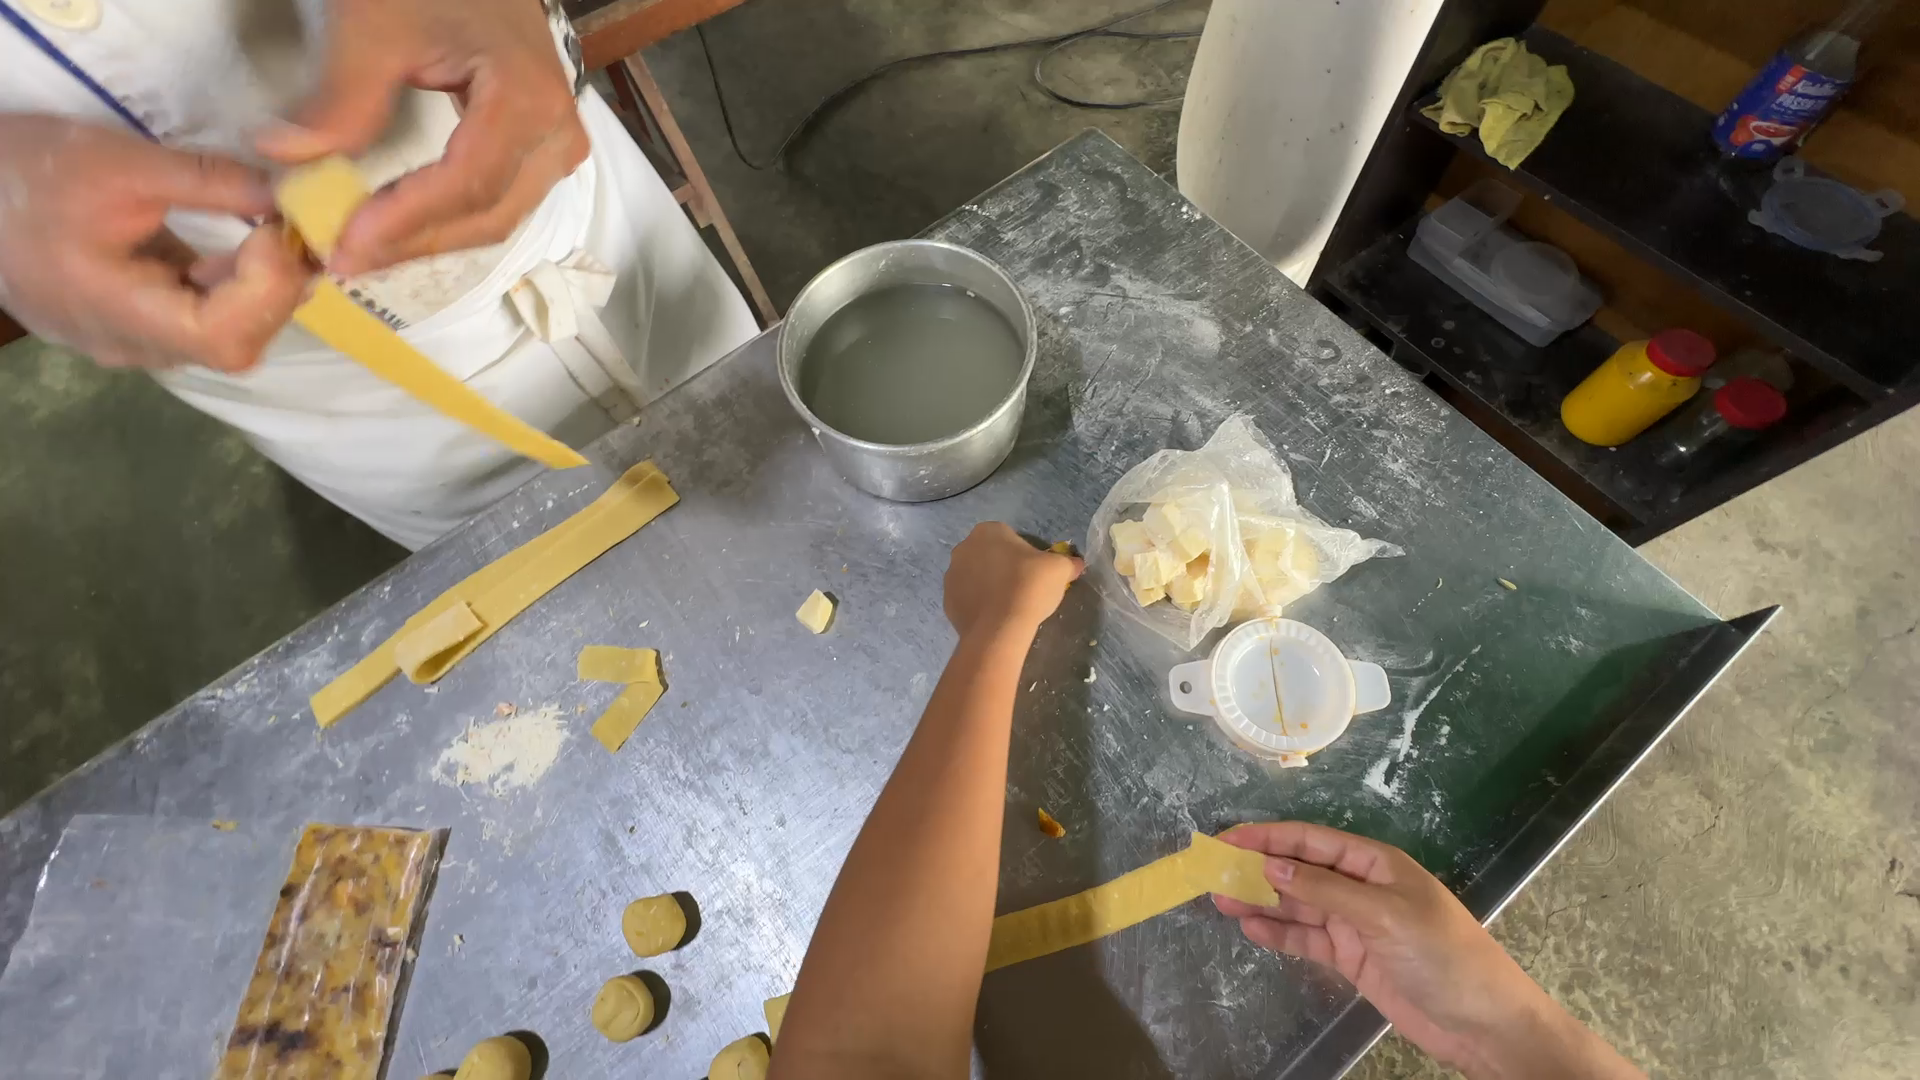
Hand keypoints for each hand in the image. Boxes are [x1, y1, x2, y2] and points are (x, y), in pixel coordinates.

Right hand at [0, 115, 309, 371]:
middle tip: (296, 236)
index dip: (266, 291)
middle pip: (240, 340)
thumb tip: (287, 193)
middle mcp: (135, 345)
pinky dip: (245, 284)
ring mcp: (143, 342)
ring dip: (267, 286)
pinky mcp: (151, 326)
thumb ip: (206, 181)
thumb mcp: (111, 160)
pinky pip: (218, 317)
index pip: (224, 336)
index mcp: (111, 313)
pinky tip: (253, 247)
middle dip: (277, 287)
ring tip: (279, 237)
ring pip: (237, 332)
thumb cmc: (15, 171)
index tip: (277, 233)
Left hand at [258, 0, 588, 275]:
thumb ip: (339, 95)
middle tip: (349, 261)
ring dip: (434, 239)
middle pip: (489, 214)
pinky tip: (408, 228)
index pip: (469, 184)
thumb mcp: (376, 22)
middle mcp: (559, 141)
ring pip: (499, 218)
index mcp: (529, 104)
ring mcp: (560, 152)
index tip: (347, 245)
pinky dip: (451, 220)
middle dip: (417, 242)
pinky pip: (502, 203)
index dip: (408, 220)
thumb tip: (286, 157)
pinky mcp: (547, 155)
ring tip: (372, 250)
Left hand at [943, 523, 1081, 639]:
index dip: (1025, 554)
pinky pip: (967, 598)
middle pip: (989, 555)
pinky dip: (979, 605)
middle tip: (1023, 588)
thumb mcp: (1059, 569)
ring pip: (976, 577)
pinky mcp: (947, 601)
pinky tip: (995, 617)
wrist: (1000, 627)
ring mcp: (951, 575)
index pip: (1009, 536)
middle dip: (1003, 567)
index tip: (1034, 572)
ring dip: (989, 586)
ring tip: (1009, 605)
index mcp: (987, 531)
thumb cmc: (1029, 586)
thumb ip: (1068, 562)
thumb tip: (1076, 565)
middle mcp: (963, 548)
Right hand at [1215, 822, 1642, 1079]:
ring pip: (1296, 904)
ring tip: (1221, 900)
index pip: (1309, 840)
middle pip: (1297, 869)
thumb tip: (1269, 863)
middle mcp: (1358, 886)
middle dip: (1256, 868)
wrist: (1491, 1029)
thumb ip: (1324, 888)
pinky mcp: (1351, 957)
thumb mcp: (1385, 914)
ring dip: (1261, 901)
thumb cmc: (1445, 954)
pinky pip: (1306, 938)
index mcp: (1372, 862)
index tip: (1227, 838)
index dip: (1267, 837)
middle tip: (1213, 871)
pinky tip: (1251, 928)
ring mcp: (1353, 923)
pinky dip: (1279, 933)